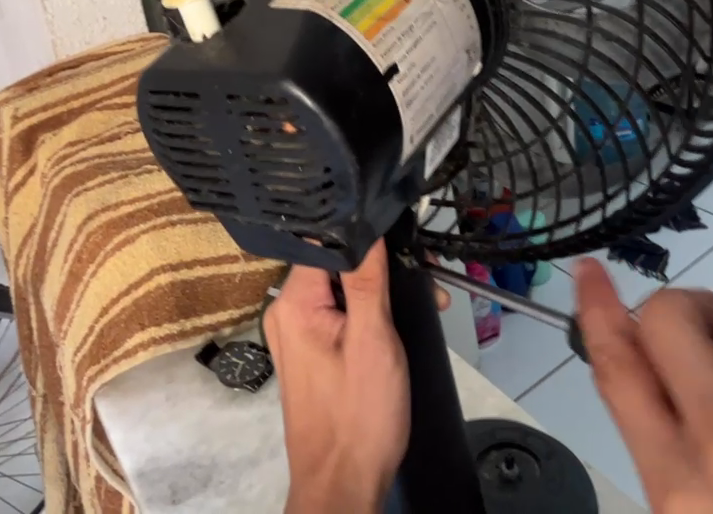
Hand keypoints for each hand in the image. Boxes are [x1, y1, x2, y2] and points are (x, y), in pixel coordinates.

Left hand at [266, 242, 409, 513]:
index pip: (325, 242)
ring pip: (343, 289)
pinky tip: (402, 321)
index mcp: (294, 302)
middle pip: (336, 263)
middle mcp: (288, 312)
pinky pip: (342, 314)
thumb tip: (366, 228)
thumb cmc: (359, 415)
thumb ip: (367, 279)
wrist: (344, 486)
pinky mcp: (313, 351)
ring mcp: (299, 333)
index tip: (401, 235)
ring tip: (424, 300)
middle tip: (424, 275)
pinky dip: (372, 313)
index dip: (363, 233)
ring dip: (382, 290)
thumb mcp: (372, 339)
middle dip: (381, 266)